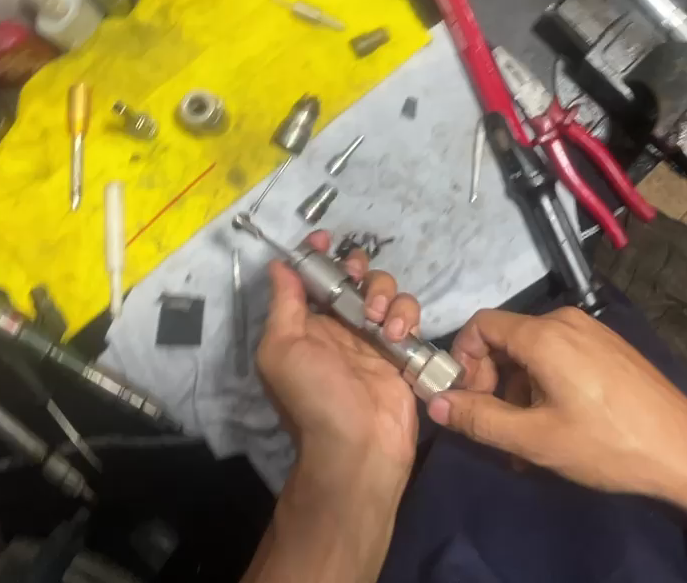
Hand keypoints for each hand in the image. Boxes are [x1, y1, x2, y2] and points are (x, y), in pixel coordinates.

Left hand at [256, 231, 423, 490]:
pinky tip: (396, 337)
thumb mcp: (282, 350)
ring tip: (376, 322)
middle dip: (358, 267)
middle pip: (355, 274)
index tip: (325, 238)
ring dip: (382, 294)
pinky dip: (404, 316)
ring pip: (385, 289)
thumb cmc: (313, 397)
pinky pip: (408, 314)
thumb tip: (278, 264)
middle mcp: (340, 325)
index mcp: (308, 324)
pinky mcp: (402, 349)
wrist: (357, 448)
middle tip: (356, 277)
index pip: (314, 277)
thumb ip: (284, 304)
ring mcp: (373, 336)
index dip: (319, 254)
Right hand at [426, 307, 686, 501]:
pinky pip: (560, 354)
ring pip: (533, 350)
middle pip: (507, 337)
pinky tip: (558, 423)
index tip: (469, 400)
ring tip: (529, 437)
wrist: (684, 450)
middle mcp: (564, 320)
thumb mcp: (535, 440)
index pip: (481, 325)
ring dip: (519, 387)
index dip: (464, 360)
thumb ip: (480, 418)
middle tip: (498, 426)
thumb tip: (434, 402)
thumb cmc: (605, 443)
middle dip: (492, 379)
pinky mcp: (608, 345)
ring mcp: (590, 330)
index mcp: (543, 334)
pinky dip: (545, 382)